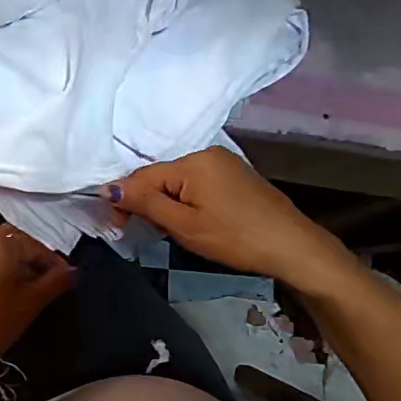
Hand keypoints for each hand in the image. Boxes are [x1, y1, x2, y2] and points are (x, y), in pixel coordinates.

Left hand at [0, 225, 74, 376]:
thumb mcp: (33, 301)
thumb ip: (56, 281)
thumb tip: (72, 271)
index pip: (36, 246)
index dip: (54, 263)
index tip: (67, 280)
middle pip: (15, 244)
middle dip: (34, 261)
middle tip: (50, 283)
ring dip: (17, 267)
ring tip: (31, 292)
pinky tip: (6, 297)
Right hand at [106, 147, 359, 294]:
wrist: (292, 247)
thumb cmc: (235, 238)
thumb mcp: (184, 225)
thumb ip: (145, 204)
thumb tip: (108, 188)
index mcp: (192, 161)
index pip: (141, 176)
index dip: (123, 200)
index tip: (117, 227)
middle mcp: (206, 153)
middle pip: (158, 176)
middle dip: (144, 202)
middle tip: (142, 232)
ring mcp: (222, 163)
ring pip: (175, 181)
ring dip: (163, 203)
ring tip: (166, 229)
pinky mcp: (233, 175)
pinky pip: (194, 183)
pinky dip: (182, 200)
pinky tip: (187, 220)